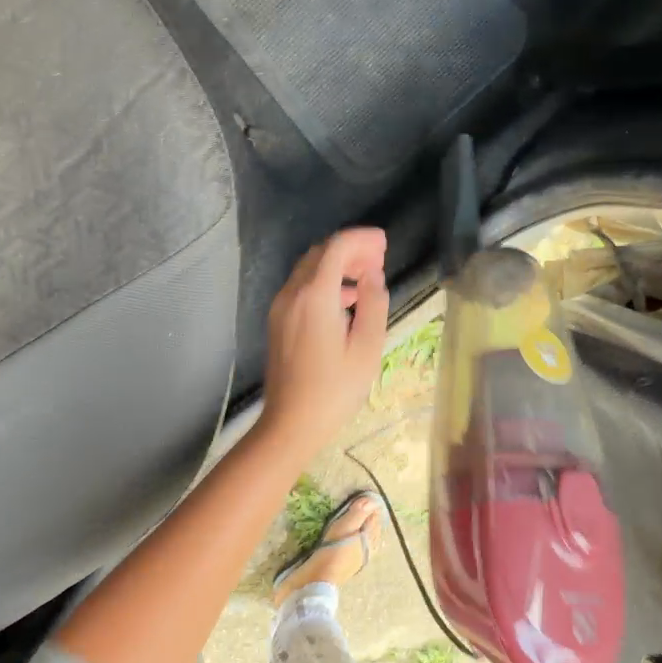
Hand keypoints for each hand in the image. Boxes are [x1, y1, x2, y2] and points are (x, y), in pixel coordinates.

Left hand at [260, 228, 388, 457]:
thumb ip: (374, 304)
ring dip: (336, 265)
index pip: (336, 247)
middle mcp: (291, 294)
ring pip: (308, 270)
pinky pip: (300, 288)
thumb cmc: (334, 390)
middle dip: (350, 249)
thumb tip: (373, 276)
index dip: (362, 239)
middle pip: (320, 254)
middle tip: (379, 259)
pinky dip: (323, 282)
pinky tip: (344, 301)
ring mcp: (280, 308)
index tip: (384, 243)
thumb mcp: (367, 348)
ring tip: (366, 278)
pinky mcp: (277, 323)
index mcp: (315, 296)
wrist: (290, 423)